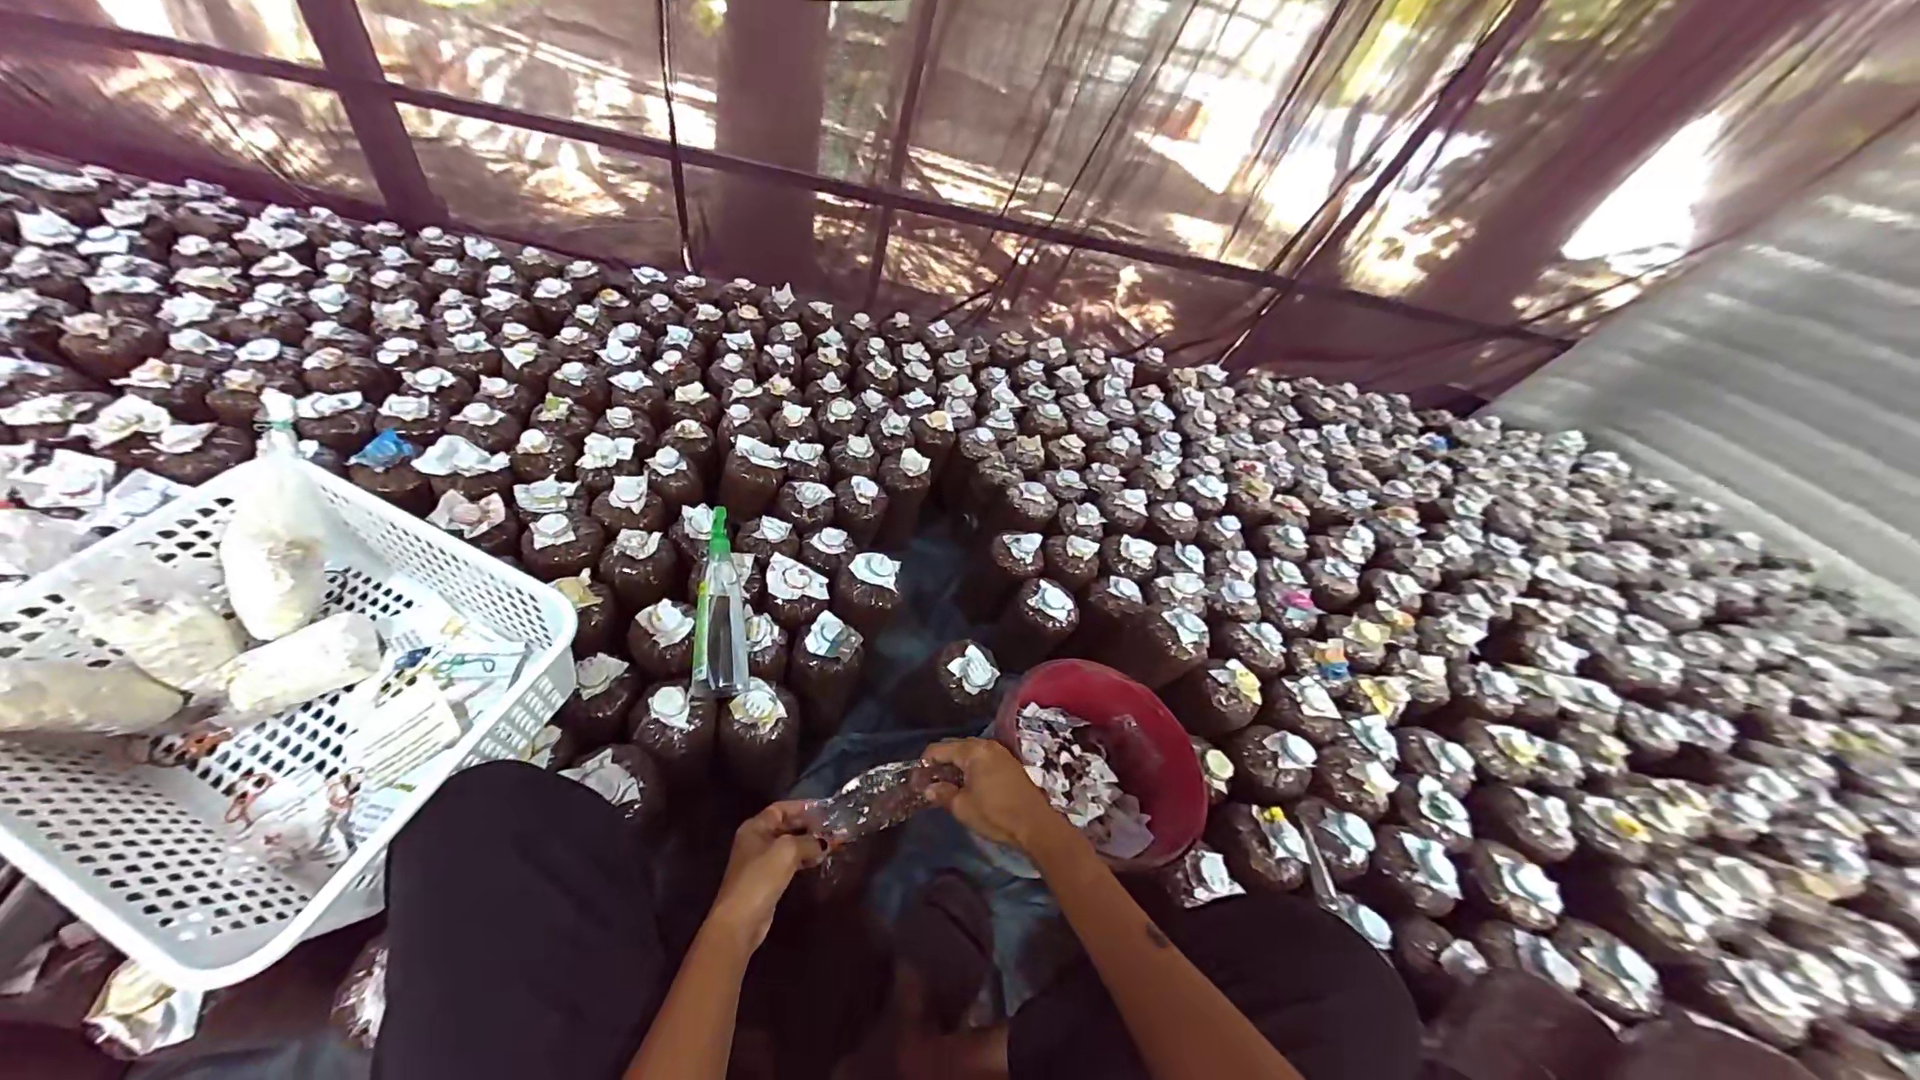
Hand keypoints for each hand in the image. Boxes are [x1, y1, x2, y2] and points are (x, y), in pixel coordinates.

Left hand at [707, 801, 826, 950]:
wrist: (740, 920)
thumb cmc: (761, 877)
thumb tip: (825, 843)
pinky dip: (803, 858)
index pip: (782, 808)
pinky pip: (788, 861)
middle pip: (786, 826)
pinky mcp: (766, 879)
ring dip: (808, 843)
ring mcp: (760, 861)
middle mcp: (756, 840)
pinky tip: (817, 860)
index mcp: (755, 827)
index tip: (825, 809)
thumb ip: (809, 841)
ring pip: (789, 845)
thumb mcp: (788, 850)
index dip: (803, 807)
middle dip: (808, 826)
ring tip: (830, 844)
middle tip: (832, 827)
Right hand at [922, 738, 1073, 855]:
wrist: (1035, 823)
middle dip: (940, 763)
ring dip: (956, 766)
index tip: (916, 780)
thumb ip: (942, 793)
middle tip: (929, 783)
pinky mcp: (1009, 763)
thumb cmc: (996, 813)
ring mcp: (1000, 752)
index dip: (924, 764)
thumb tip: (928, 788)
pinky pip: (982, 759)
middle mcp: (986, 745)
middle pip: (954, 747)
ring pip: (969, 753)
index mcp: (973, 751)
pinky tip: (966, 784)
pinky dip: (971, 768)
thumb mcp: (963, 807)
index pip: (939, 749)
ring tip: (946, 785)